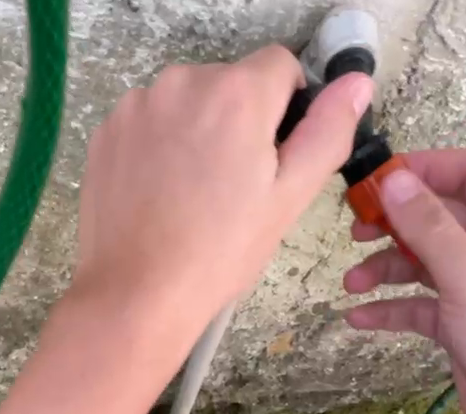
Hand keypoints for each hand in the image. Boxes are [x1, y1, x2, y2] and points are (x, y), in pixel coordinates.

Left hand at [74, 47, 371, 351]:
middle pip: (230, 85)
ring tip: (193, 198)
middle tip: (232, 191)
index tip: (272, 161)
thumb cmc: (218, 254)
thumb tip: (357, 84)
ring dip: (197, 135)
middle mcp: (184, 82)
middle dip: (239, 125)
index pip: (281, 66)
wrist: (137, 294)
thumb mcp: (287, 200)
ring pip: (188, 104)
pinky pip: (149, 124)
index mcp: (238, 94)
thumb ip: (327, 133)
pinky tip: (161, 196)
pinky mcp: (108, 130)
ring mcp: (139, 104)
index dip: (287, 111)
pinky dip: (159, 148)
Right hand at [342, 151, 465, 413]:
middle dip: (395, 223)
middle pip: (439, 218)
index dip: (426, 169)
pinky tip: (359, 318)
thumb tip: (391, 180)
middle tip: (355, 229)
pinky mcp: (459, 321)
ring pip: (423, 262)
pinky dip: (391, 308)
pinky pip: (418, 304)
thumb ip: (428, 226)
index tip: (380, 179)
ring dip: (385, 269)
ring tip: (351, 284)